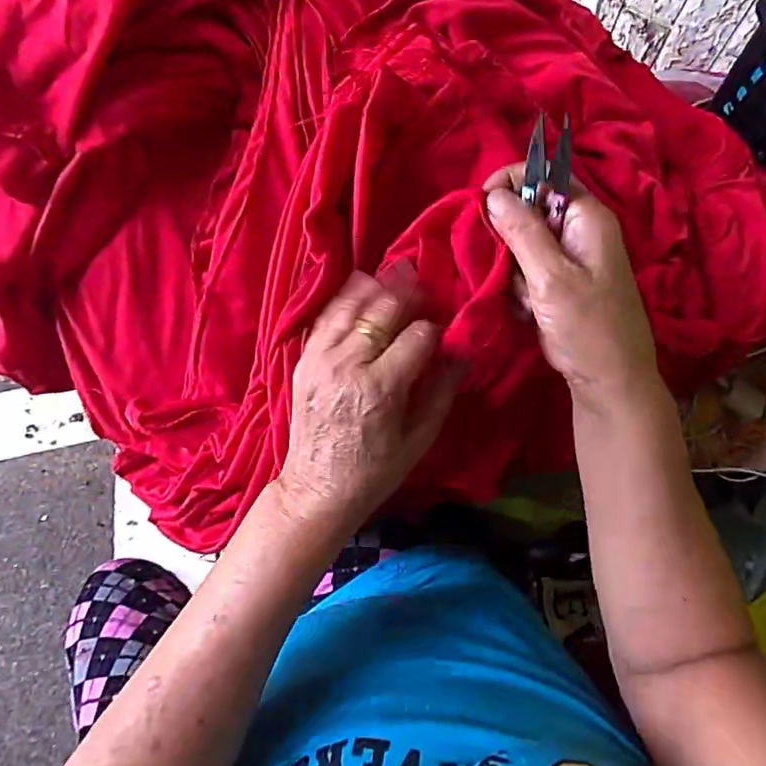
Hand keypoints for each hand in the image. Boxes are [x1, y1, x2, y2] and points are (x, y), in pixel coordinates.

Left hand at [271, 268, 461, 534]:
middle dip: (410, 296)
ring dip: (378, 288)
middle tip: (426, 288)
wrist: (317, 489)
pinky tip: (362, 287)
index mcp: (381, 388)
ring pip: (352, 306)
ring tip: (397, 276)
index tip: (442, 332)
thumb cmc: (375, 471)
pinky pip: (326, 317)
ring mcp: (320, 359)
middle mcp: (348, 365)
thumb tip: (461, 353)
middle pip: (384, 312)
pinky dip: (345, 299)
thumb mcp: (419, 439)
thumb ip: (440, 391)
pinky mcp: (304, 360)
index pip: (417, 336)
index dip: (435, 329)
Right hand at [482, 165, 661, 407]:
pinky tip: (529, 309)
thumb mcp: (551, 276)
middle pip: (528, 209)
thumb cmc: (588, 326)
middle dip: (508, 235)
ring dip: (512, 268)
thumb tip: (493, 193)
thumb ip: (522, 231)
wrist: (608, 380)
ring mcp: (568, 258)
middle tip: (506, 265)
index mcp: (587, 216)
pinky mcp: (557, 282)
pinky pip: (525, 269)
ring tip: (526, 296)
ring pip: (521, 243)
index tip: (482, 206)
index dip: (510, 183)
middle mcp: (578, 230)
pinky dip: (519, 287)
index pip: (544, 176)